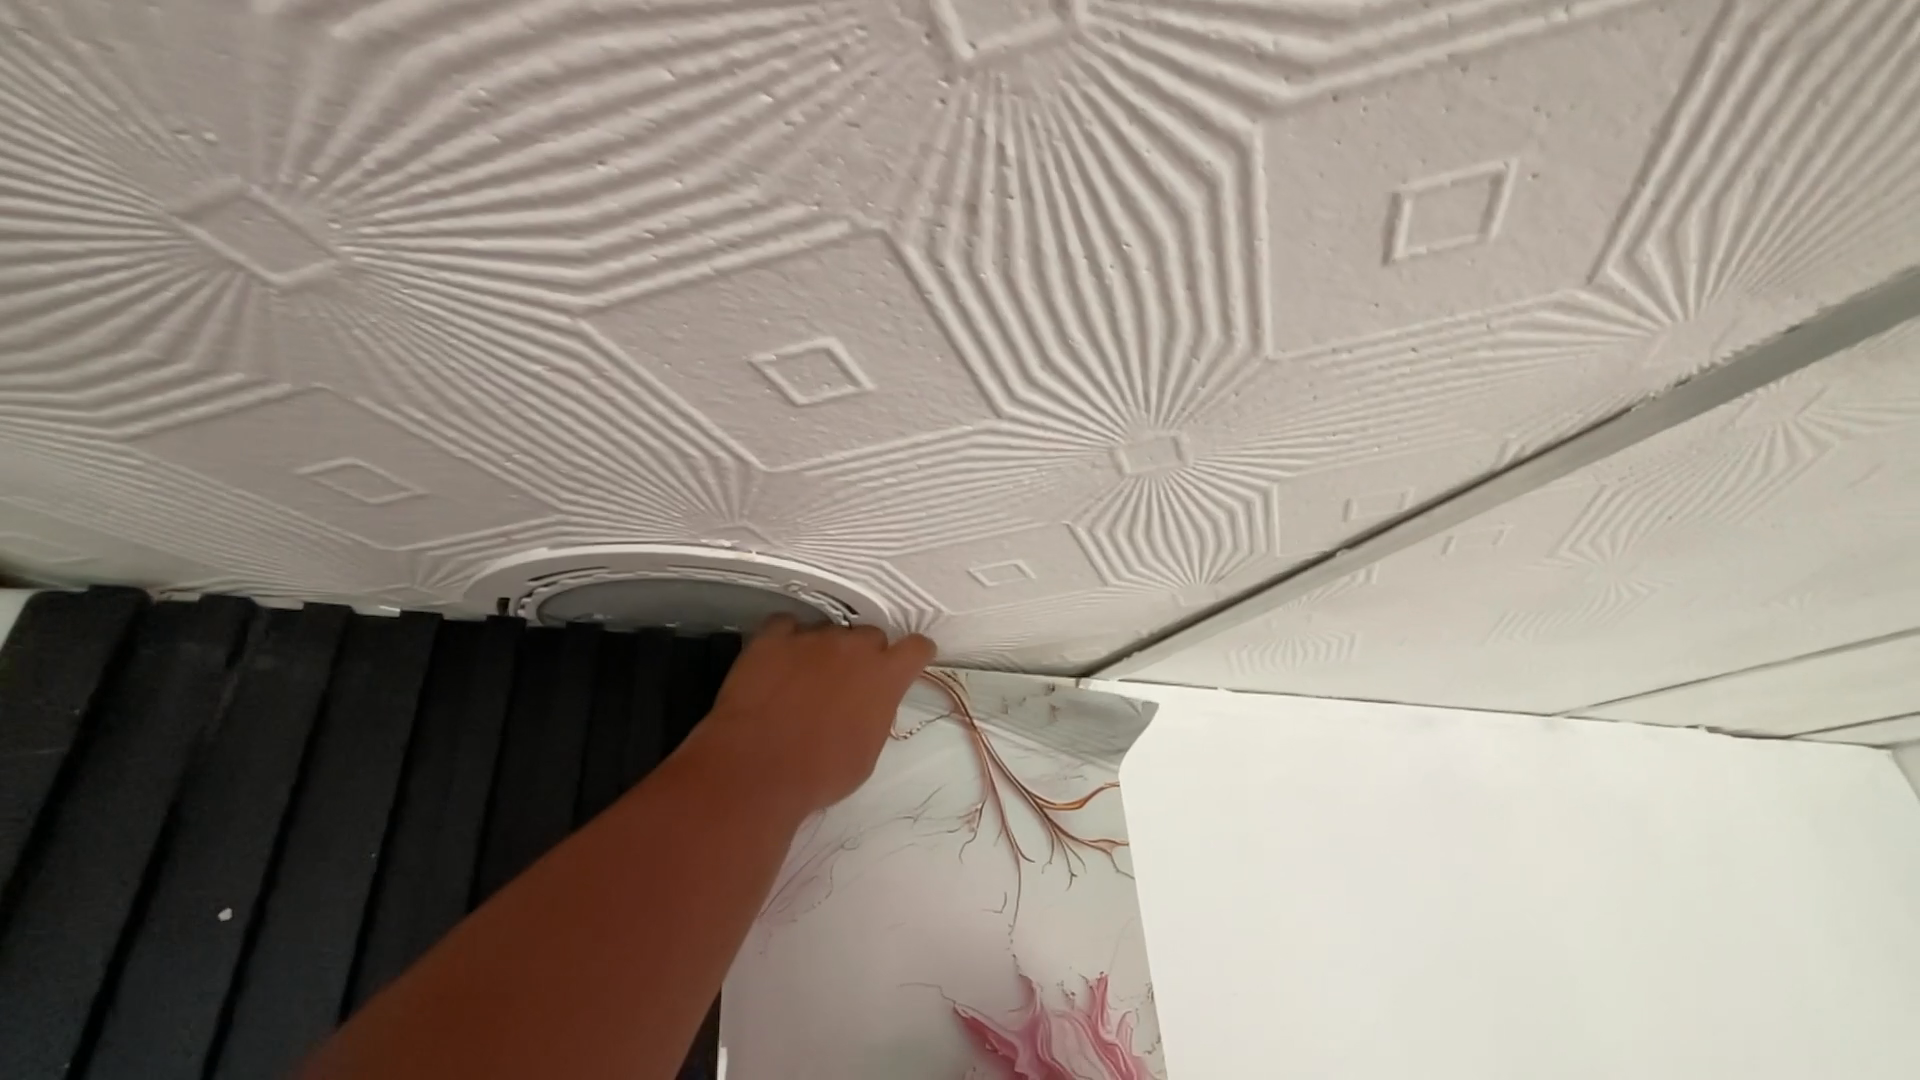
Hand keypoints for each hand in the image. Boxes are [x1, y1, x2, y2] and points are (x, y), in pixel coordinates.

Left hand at [693, 616, 936, 814]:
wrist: (757, 770)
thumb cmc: (820, 773)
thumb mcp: (868, 752)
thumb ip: (876, 715)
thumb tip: (868, 703)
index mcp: (885, 676)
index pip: (916, 647)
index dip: (913, 656)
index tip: (905, 666)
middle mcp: (853, 647)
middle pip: (870, 636)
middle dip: (864, 656)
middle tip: (847, 683)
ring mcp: (811, 637)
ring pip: (829, 630)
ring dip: (825, 650)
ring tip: (805, 678)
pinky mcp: (772, 638)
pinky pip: (786, 625)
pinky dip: (787, 639)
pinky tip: (779, 660)